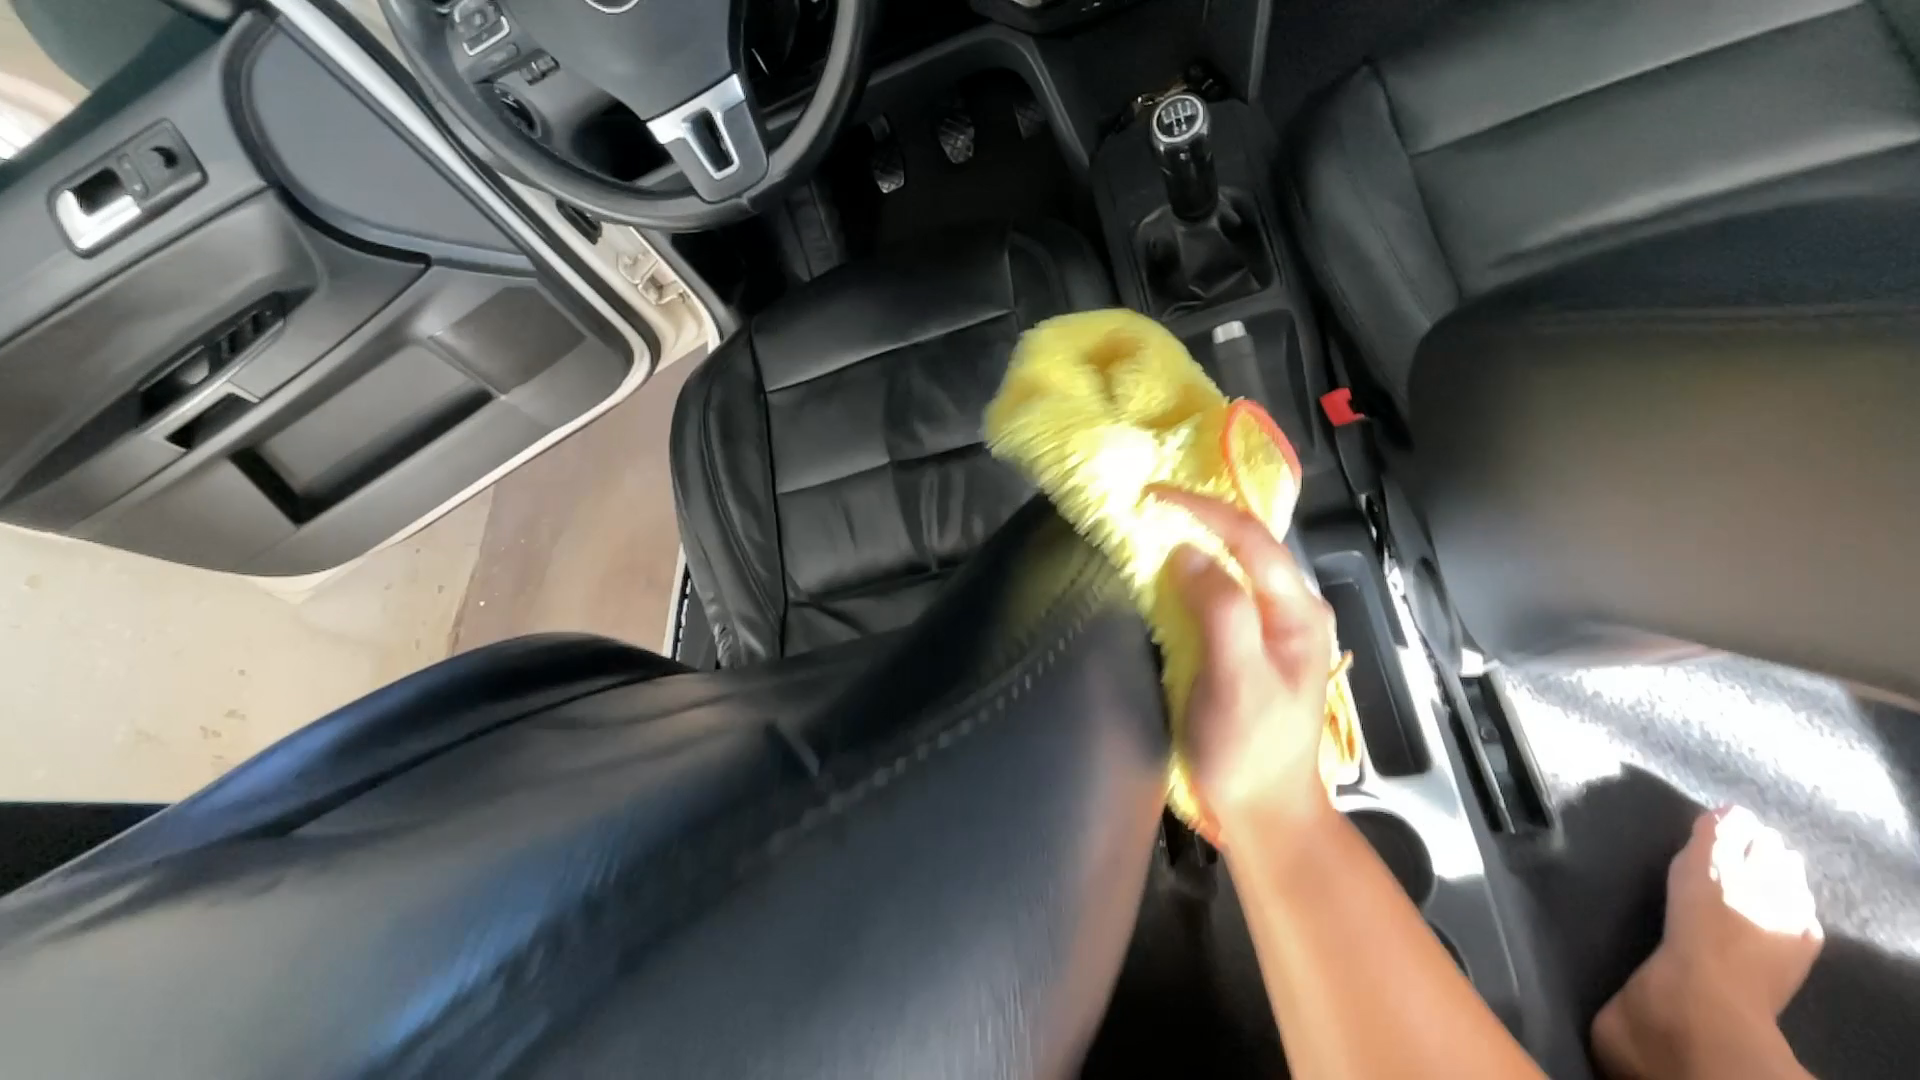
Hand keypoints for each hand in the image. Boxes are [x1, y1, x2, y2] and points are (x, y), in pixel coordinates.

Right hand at [1149, 487, 1337, 841]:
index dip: (1202, 508)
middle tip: (1145, 507)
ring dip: (1193, 542)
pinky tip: (1166, 574)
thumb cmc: (1250, 748)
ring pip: (1233, 566)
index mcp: (1297, 611)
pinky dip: (1190, 574)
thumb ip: (1221, 613)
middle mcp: (1290, 609)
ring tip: (1150, 529)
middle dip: (1197, 517)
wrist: (1264, 808)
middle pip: (1245, 544)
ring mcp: (1271, 627)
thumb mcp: (1237, 680)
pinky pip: (1220, 593)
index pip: (1251, 537)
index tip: (1151, 496)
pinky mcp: (1248, 644)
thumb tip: (1186, 553)